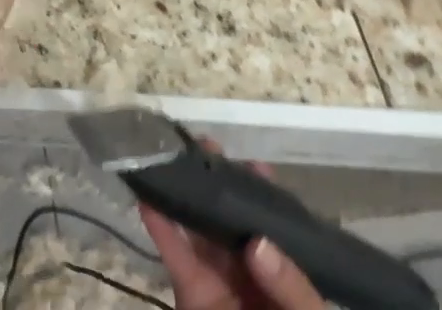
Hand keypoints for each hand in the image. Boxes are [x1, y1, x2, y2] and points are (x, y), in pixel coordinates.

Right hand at [138, 149, 327, 309]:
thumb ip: (292, 290)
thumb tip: (256, 242)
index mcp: (294, 286)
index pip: (283, 236)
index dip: (270, 200)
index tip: (255, 165)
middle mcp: (256, 279)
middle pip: (235, 226)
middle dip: (219, 188)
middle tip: (203, 148)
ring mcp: (221, 286)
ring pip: (200, 234)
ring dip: (185, 198)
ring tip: (171, 159)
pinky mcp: (190, 294)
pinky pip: (175, 256)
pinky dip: (160, 227)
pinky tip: (147, 198)